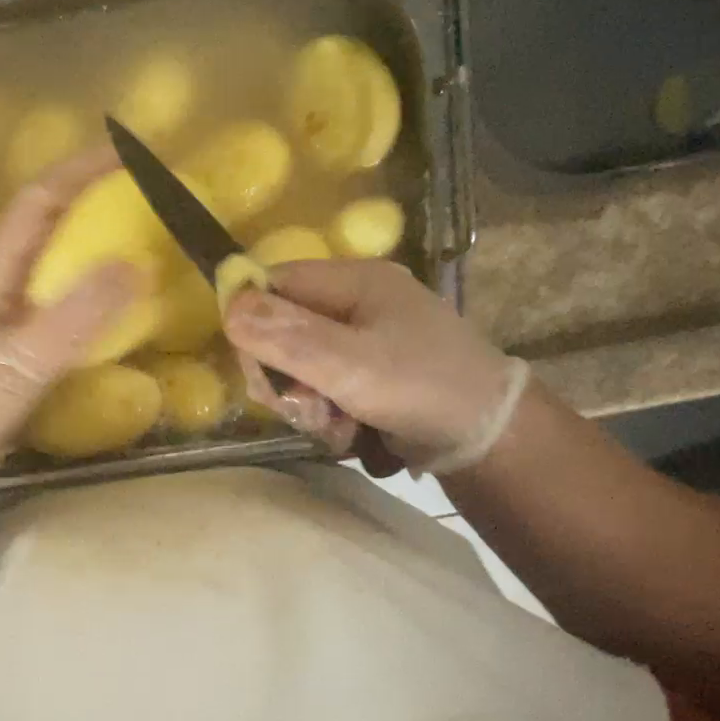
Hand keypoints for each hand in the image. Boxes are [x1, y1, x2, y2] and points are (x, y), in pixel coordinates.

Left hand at [0, 148, 147, 473]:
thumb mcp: (22, 361)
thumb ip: (72, 319)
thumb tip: (135, 268)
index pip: (41, 200)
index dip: (85, 168)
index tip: (136, 151)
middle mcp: (7, 278)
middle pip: (54, 218)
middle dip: (100, 193)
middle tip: (154, 187)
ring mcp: (17, 307)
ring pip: (63, 254)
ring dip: (103, 233)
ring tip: (150, 227)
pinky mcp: (28, 335)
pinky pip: (70, 291)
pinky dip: (101, 278)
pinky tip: (127, 289)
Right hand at [221, 259, 529, 474]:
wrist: (491, 439)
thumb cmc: (422, 388)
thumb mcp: (349, 364)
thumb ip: (287, 337)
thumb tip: (228, 307)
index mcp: (356, 281)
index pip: (273, 285)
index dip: (251, 323)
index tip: (257, 368)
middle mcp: (357, 304)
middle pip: (279, 332)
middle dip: (282, 378)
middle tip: (303, 406)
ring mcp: (363, 341)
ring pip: (296, 369)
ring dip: (303, 405)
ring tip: (334, 425)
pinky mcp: (368, 375)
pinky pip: (320, 390)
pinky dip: (324, 416)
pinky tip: (347, 432)